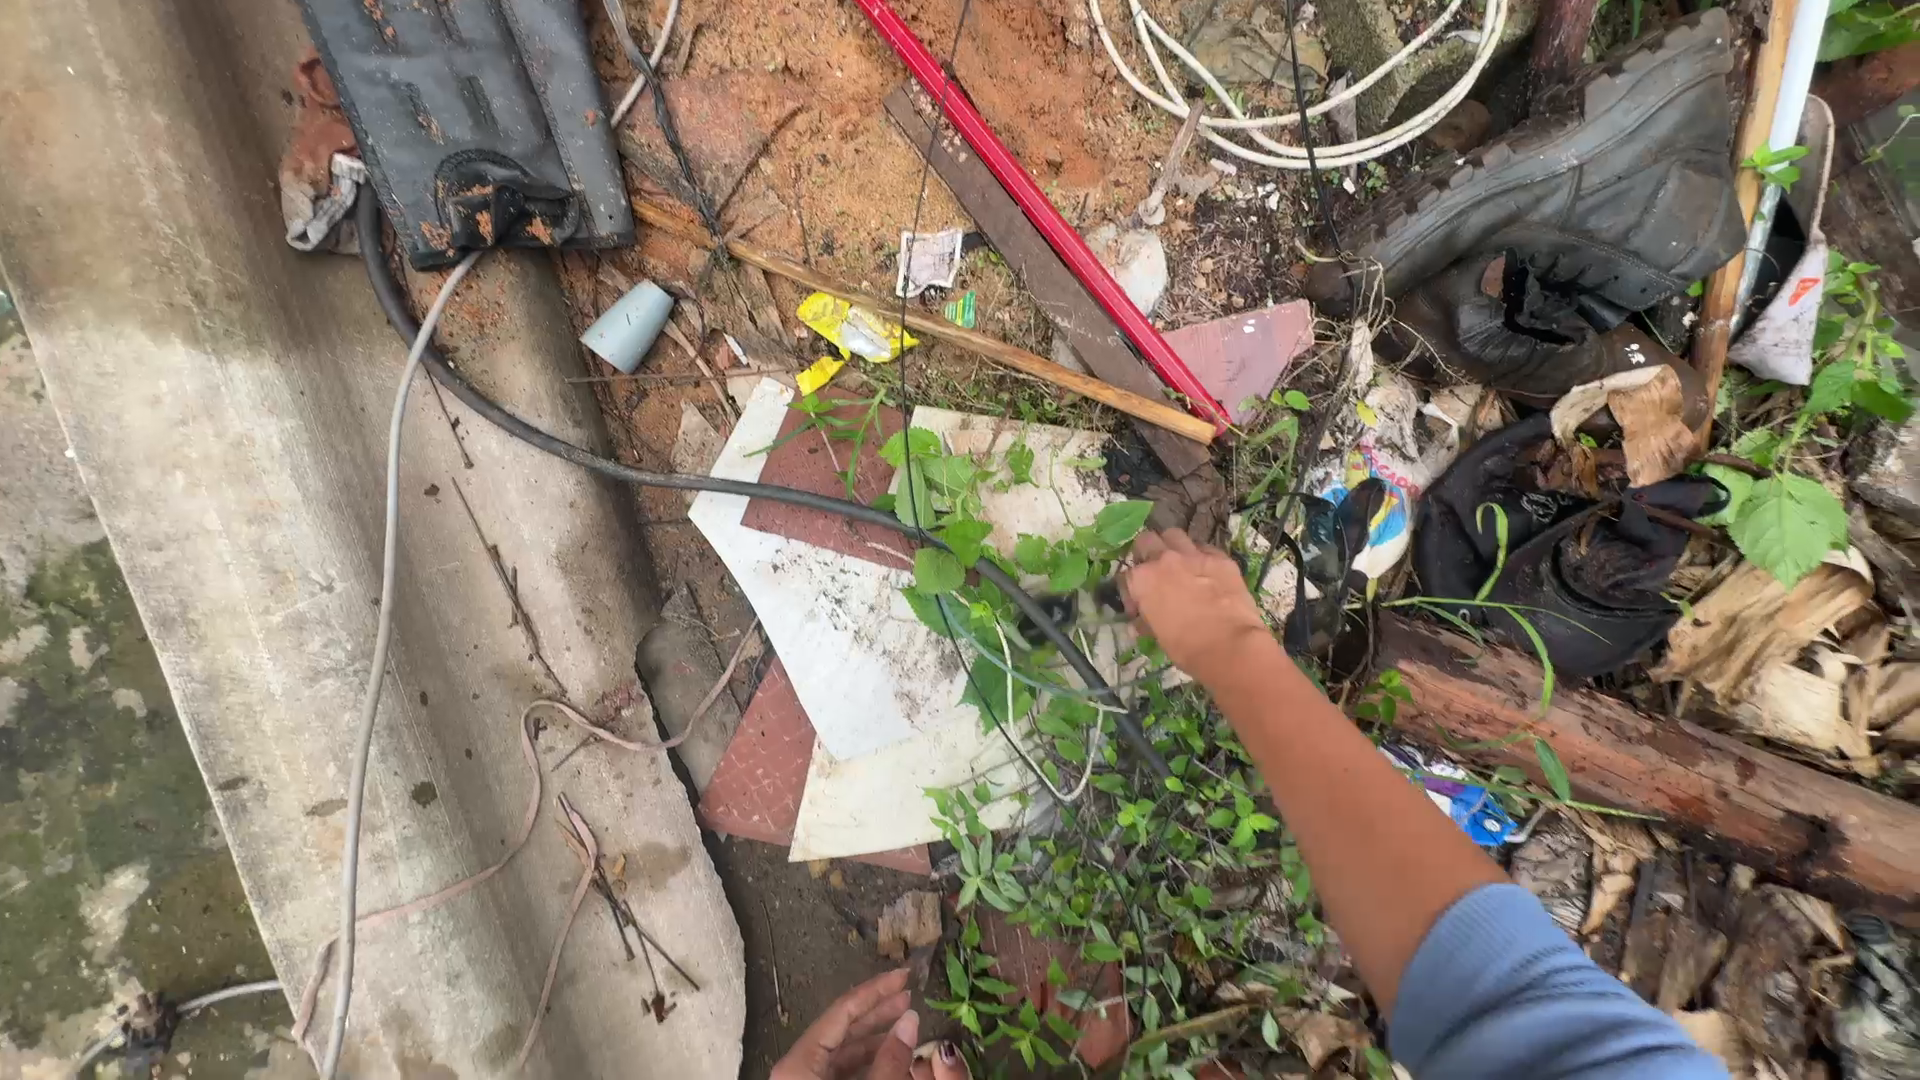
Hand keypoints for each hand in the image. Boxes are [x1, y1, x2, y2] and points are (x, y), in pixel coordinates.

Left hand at [769, 969, 968, 1078]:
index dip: (876, 990)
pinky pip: (840, 1074)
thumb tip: (911, 1018)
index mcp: (799, 1064)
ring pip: (843, 1053)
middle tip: (910, 995)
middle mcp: (796, 1071)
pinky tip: (891, 1058)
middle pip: (842, 1029)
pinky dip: (867, 1063)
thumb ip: (890, 1061)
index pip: (842, 1012)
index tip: (906, 975)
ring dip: (876, 1038)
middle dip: (878, 1012)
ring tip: (908, 1026)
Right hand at [1124, 529, 1274, 687]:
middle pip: (1146, 540)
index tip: (1138, 608)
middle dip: (1146, 553)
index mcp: (1142, 579)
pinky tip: (1206, 572)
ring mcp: (1194, 555)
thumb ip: (1146, 620)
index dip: (1130, 592)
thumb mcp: (1156, 634)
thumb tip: (1141, 622)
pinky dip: (1201, 557)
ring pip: (1175, 535)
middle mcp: (1164, 559)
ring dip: (1172, 547)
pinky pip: (1206, 548)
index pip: (1126, 576)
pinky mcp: (1221, 558)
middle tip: (1154, 572)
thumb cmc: (1185, 646)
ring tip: (1179, 564)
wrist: (1229, 644)